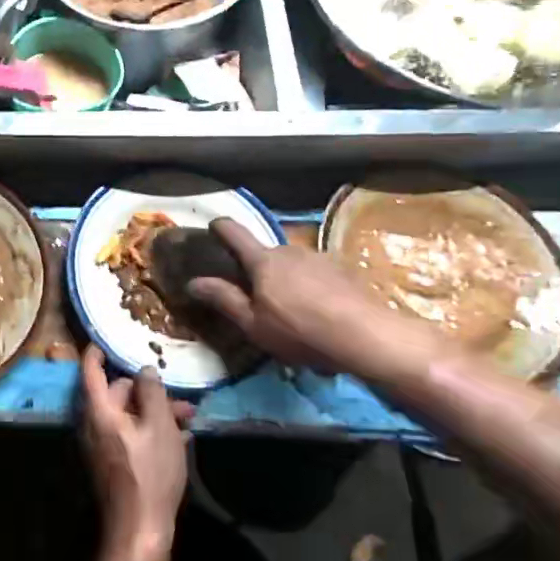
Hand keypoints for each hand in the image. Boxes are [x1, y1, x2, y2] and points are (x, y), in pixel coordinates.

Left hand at [78, 345, 194, 559]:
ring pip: (125, 415)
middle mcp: (93, 425)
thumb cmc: (150, 474)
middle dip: (146, 391)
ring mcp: (100, 445)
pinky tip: (179, 439)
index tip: (104, 340)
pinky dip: (148, 430)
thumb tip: (144, 369)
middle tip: (179, 398)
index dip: (96, 353)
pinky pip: (127, 434)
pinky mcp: (111, 462)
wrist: (140, 529)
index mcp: (99, 412)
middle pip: (114, 394)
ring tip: (188, 419)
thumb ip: (152, 393)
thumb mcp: (160, 427)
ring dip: (153, 412)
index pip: (90, 371)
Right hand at [186, 219, 447, 387]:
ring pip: (292, 264)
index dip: (220, 227)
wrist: (367, 335)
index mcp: (262, 261)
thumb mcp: (253, 324)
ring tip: (292, 309)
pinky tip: (318, 309)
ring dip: (286, 279)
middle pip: (265, 254)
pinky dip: (310, 285)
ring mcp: (319, 256)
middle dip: (258, 269)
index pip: (235, 234)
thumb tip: (193, 282)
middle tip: (258, 296)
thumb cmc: (300, 330)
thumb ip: (223, 299)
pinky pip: (316, 272)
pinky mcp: (342, 268)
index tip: (213, 225)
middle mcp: (289, 250)